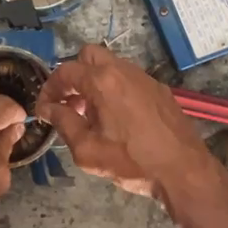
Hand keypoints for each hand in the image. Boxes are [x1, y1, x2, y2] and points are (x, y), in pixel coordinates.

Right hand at [36, 45, 218, 197]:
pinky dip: (114, 90)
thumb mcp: (86, 148)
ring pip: (111, 66)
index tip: (44, 109)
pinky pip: (129, 80)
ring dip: (94, 82)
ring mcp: (145, 79)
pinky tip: (116, 119)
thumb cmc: (130, 161)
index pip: (65, 72)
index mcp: (102, 81)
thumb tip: (47, 108)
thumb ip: (63, 122)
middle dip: (73, 76)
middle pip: (89, 56)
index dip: (49, 89)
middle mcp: (123, 71)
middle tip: (68, 103)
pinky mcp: (159, 90)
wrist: (183, 171)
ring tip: (91, 115)